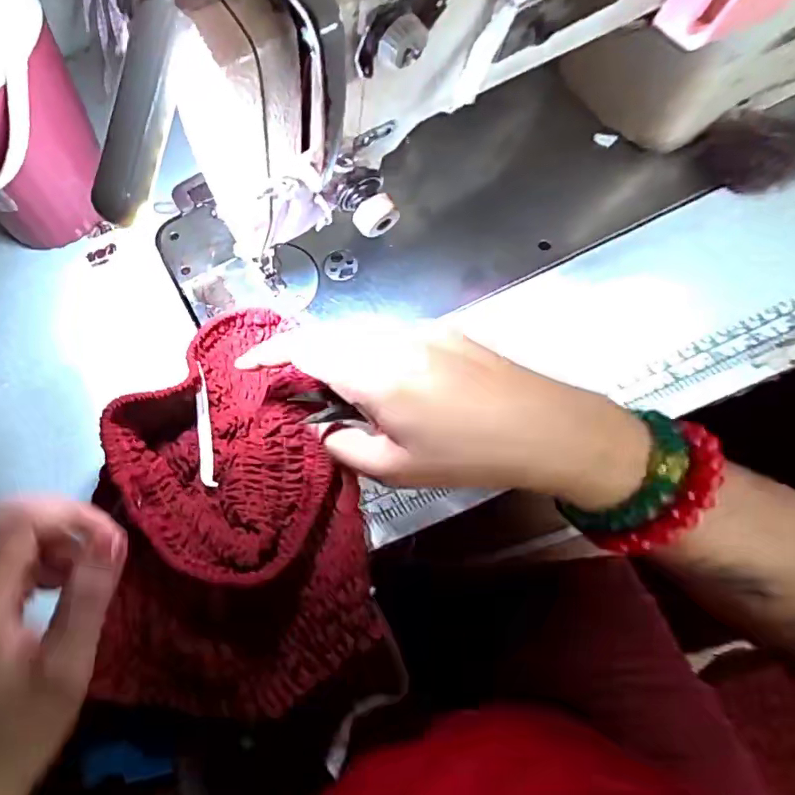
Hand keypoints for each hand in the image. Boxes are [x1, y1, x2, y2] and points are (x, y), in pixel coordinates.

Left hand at [0, 497, 126, 794]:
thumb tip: (115, 536)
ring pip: (6, 538)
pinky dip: (40, 560)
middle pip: (10, 518)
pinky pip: (4, 564)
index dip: (74, 517)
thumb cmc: (19, 732)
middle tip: (104, 549)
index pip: (25, 518)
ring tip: (91, 570)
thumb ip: (89, 596)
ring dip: (53, 540)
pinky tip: (66, 587)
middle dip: (63, 522)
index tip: (115, 542)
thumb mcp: (66, 667)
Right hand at [237, 320, 649, 508]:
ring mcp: (420, 327)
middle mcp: (392, 336)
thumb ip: (343, 444)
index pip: (304, 347)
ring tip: (337, 397)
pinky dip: (365, 355)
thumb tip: (319, 427)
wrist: (550, 426)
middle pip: (327, 335)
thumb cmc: (469, 455)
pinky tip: (381, 387)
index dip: (267, 353)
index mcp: (375, 370)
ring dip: (335, 357)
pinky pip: (386, 335)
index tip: (244, 367)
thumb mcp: (395, 466)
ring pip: (357, 333)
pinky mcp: (442, 330)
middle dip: (300, 359)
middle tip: (293, 396)